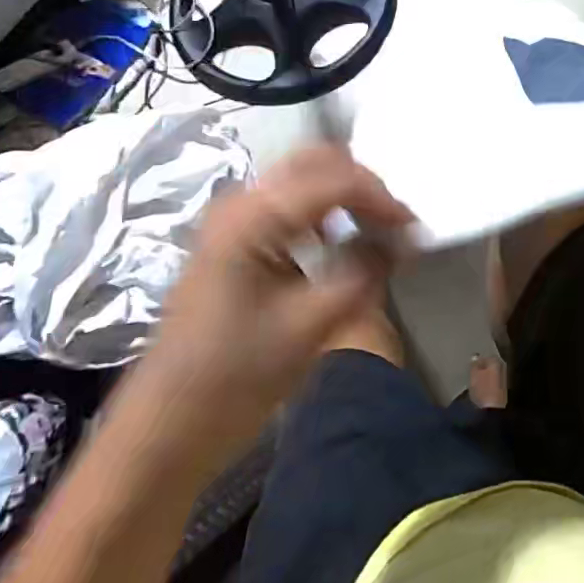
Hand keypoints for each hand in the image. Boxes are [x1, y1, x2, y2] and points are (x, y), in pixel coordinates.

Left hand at [131, 145, 414, 447]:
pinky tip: (338, 242)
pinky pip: (284, 204)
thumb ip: (363, 274)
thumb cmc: (235, 378)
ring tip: (376, 230)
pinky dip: (319, 210)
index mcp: (253, 216)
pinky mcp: (232, 238)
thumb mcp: (309, 327)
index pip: (333, 179)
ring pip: (298, 178)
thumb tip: (404, 240)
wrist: (168, 420)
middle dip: (360, 184)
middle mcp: (239, 202)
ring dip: (340, 193)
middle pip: (312, 161)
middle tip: (396, 222)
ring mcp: (231, 218)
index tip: (415, 229)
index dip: (381, 198)